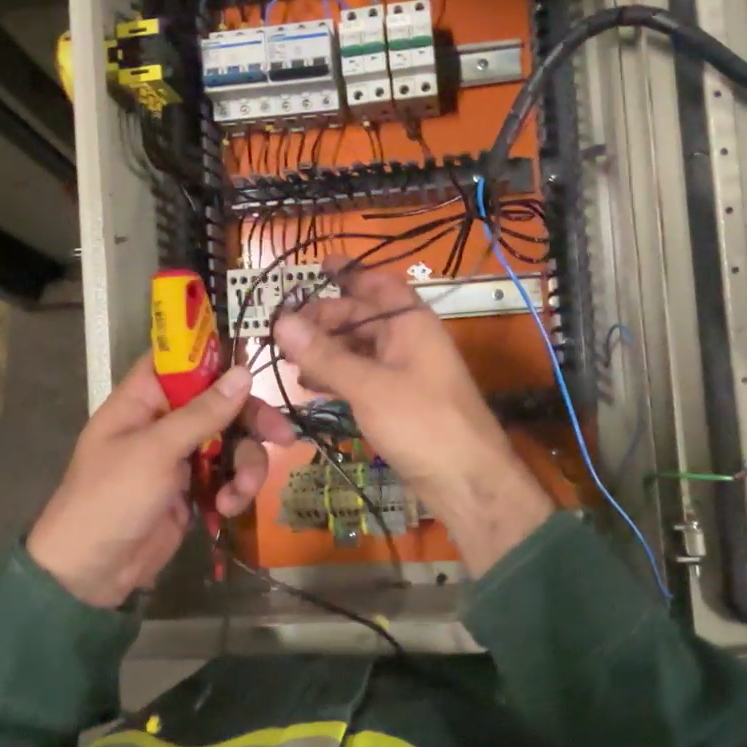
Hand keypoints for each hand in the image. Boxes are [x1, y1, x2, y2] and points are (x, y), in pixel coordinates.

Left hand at [27, 356, 294, 607]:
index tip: (254, 360)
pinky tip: (227, 507)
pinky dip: (235, 489)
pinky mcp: (194, 488)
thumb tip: (243, 373)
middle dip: (251, 421)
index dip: (216, 355)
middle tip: (282, 436)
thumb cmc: (111, 499)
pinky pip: (228, 474)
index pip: (180, 359)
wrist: (91, 573)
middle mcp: (164, 422)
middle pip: (220, 403)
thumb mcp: (156, 452)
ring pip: (232, 441)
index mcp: (141, 401)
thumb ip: (202, 413)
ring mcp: (180, 456)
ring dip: (245, 465)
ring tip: (239, 492)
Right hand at [273, 257, 553, 574]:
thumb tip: (280, 321)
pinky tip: (311, 386)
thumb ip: (324, 355)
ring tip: (289, 358)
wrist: (466, 480)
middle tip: (283, 328)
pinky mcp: (399, 402)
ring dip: (326, 350)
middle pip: (362, 317)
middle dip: (324, 319)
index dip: (350, 273)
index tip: (318, 266)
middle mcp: (409, 341)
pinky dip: (338, 377)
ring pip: (360, 349)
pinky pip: (363, 377)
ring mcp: (405, 373)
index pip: (378, 284)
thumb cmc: (422, 422)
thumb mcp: (368, 386)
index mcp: (410, 323)